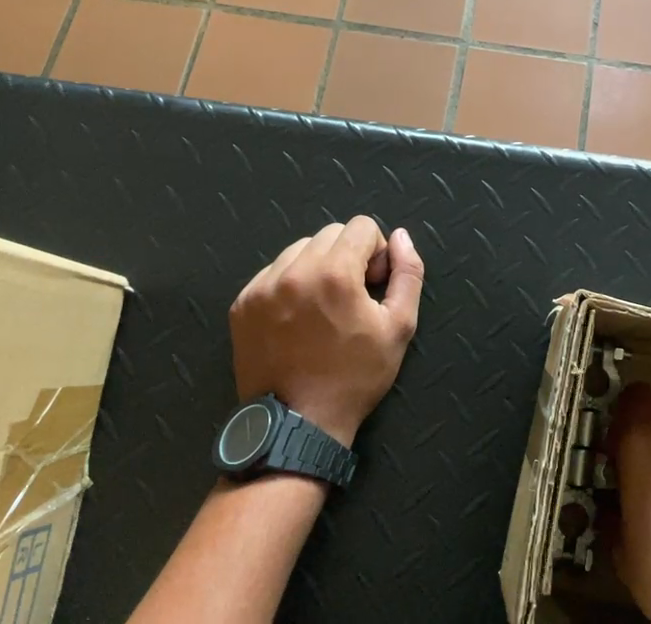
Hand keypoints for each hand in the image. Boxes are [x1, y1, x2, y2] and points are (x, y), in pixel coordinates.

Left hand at [230, 217, 424, 446]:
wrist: (297, 424)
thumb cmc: (355, 377)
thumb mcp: (399, 328)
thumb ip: (408, 274)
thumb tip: (401, 237)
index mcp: (334, 273)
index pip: (361, 226)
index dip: (376, 253)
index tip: (373, 286)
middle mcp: (294, 271)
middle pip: (330, 234)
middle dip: (348, 256)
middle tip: (351, 298)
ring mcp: (262, 287)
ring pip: (299, 250)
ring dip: (318, 267)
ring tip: (323, 308)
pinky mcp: (242, 303)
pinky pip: (273, 272)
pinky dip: (290, 284)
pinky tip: (298, 319)